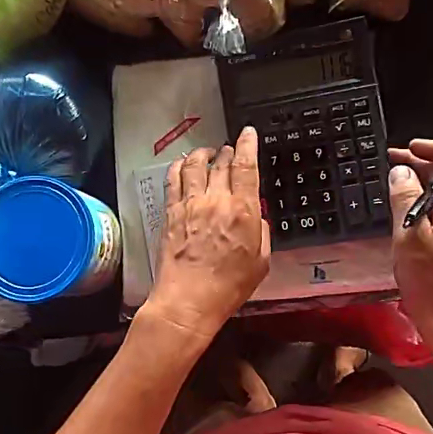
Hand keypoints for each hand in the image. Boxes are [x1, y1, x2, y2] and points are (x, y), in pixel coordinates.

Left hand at [143, 127, 271, 339]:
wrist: (188, 300)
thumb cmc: (227, 287)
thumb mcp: (261, 262)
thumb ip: (261, 232)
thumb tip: (256, 216)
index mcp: (243, 211)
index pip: (246, 167)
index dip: (248, 145)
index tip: (248, 133)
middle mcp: (215, 201)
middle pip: (221, 163)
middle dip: (228, 152)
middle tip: (230, 150)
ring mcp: (190, 204)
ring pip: (195, 165)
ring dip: (202, 154)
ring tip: (207, 152)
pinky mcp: (170, 212)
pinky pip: (173, 180)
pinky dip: (179, 166)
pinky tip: (182, 164)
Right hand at [388, 139, 432, 331]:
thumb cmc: (429, 279)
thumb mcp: (408, 234)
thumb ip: (404, 198)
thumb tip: (401, 172)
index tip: (410, 147)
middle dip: (422, 163)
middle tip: (393, 161)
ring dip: (421, 181)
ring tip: (395, 180)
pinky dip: (423, 199)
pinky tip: (404, 206)